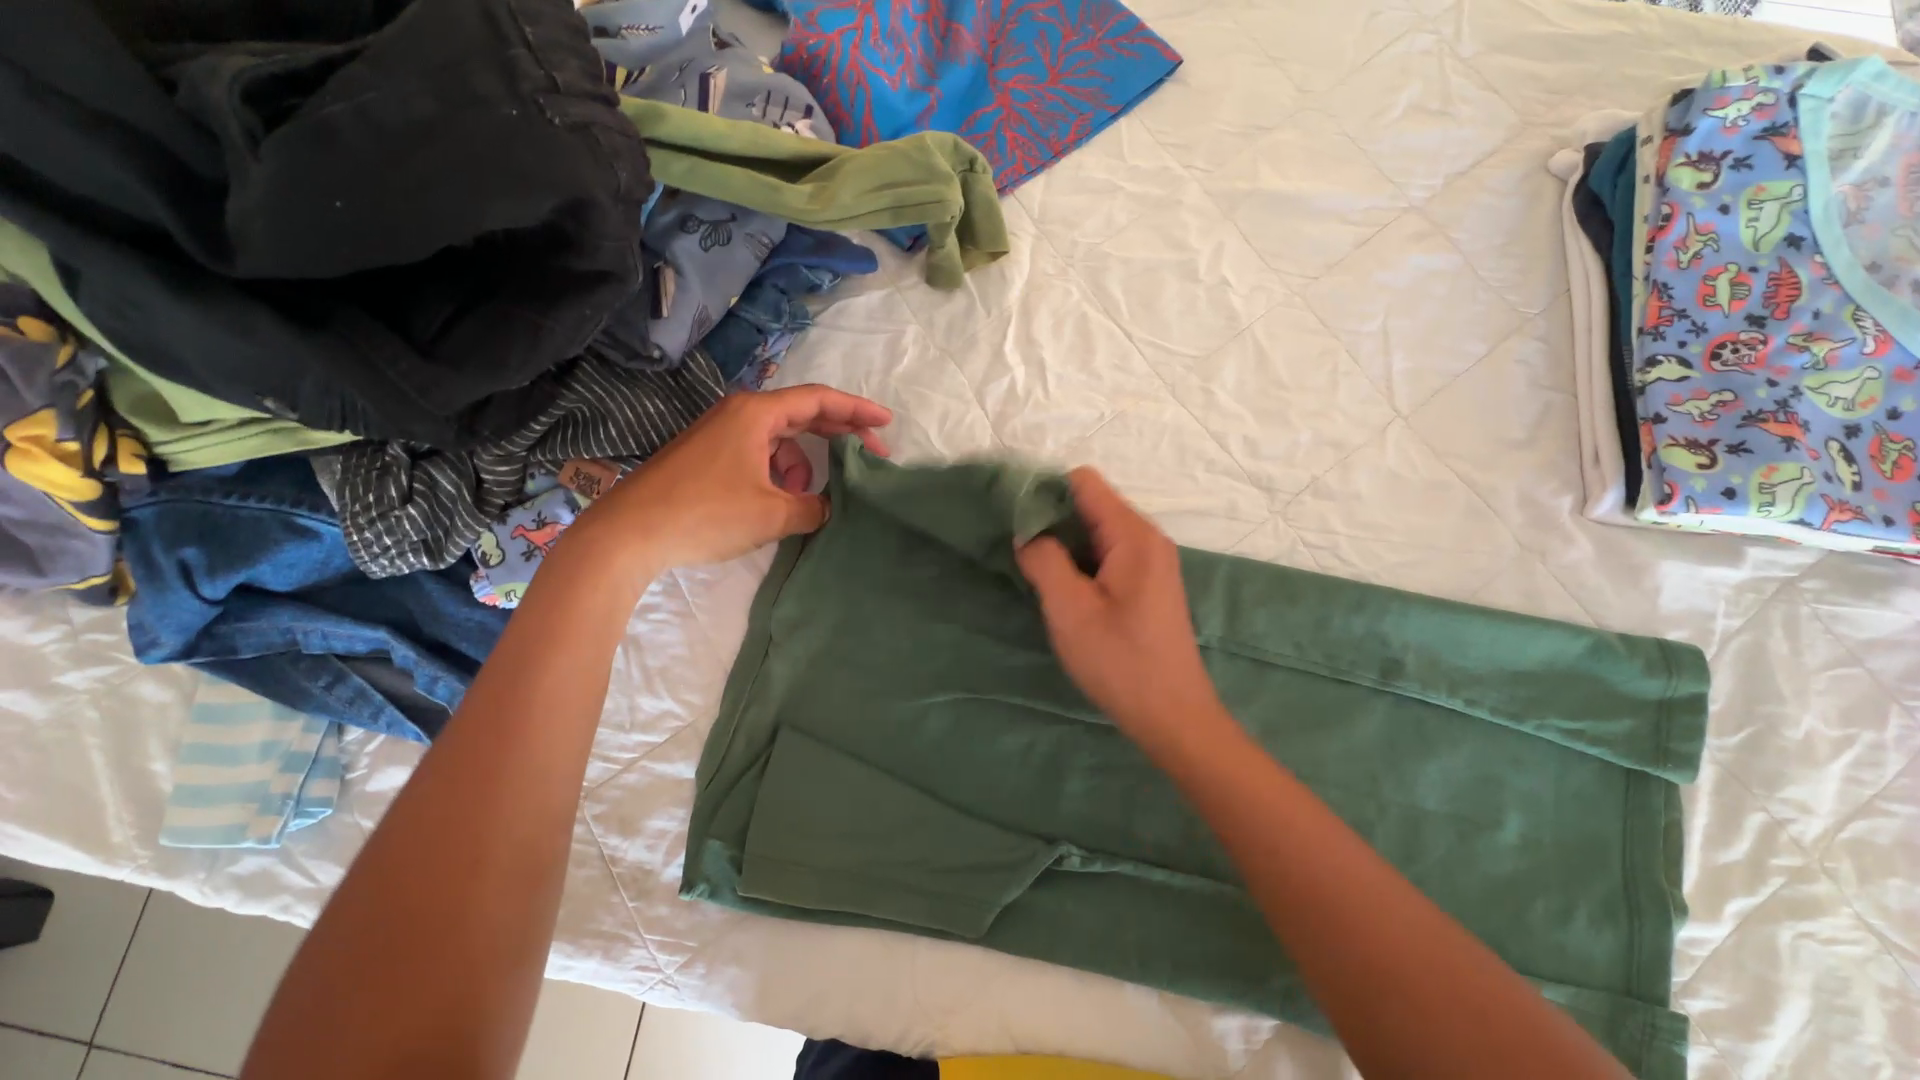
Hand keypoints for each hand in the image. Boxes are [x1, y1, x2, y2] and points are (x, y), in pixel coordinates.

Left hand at [583, 385, 890, 572]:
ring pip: (778, 442)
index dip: (857, 410)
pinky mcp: (706, 456)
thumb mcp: (771, 515)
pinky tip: (774, 505)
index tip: (887, 423)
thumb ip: (812, 507)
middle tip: (870, 457)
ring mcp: (719, 434)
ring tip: (800, 502)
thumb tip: (828, 507)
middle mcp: (739, 414)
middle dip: (837, 437)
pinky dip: (775, 476)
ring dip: (799, 468)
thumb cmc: (705, 514)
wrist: (629, 533)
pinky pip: (756, 456)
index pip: (819, 401)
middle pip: (801, 416)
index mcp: (756, 414)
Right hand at [1015, 468, 1225, 751]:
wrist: (1171, 716)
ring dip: (1063, 545)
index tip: (1013, 521)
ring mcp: (1150, 563)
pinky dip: (1080, 563)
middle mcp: (1147, 539)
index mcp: (1133, 536)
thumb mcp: (1070, 610)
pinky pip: (1107, 555)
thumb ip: (1045, 560)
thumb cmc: (1120, 662)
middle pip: (1090, 504)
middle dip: (1051, 519)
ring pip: (1096, 531)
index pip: (1084, 482)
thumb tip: (1027, 533)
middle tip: (1019, 552)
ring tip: (1034, 572)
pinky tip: (1062, 592)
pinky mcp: (1147, 585)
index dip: (1044, 491)